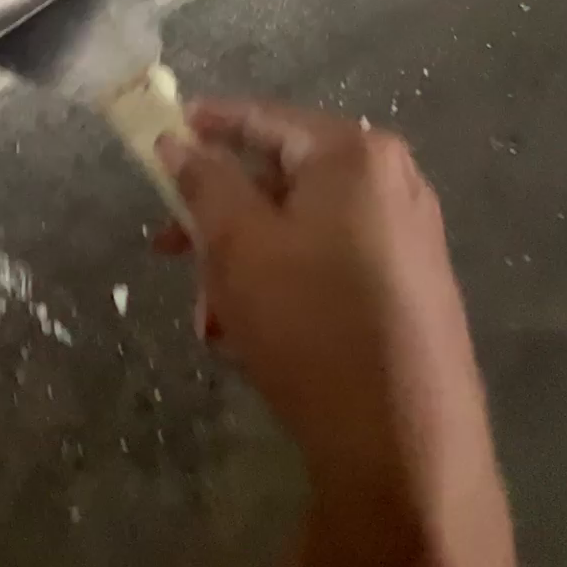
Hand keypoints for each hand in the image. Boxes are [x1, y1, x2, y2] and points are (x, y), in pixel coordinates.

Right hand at [154, 99, 466, 472]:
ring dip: (239, 261)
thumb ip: (202, 180)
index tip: (159, 132)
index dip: (205, 124)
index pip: (262, 119)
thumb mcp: (235, 242)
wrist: (403, 447)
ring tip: (208, 315)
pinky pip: (322, 262)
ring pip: (293, 227)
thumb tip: (175, 141)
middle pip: (276, 178)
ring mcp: (405, 238)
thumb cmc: (308, 321)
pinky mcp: (406, 287)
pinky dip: (277, 283)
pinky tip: (247, 334)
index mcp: (353, 157)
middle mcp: (389, 184)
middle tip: (169, 247)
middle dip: (216, 216)